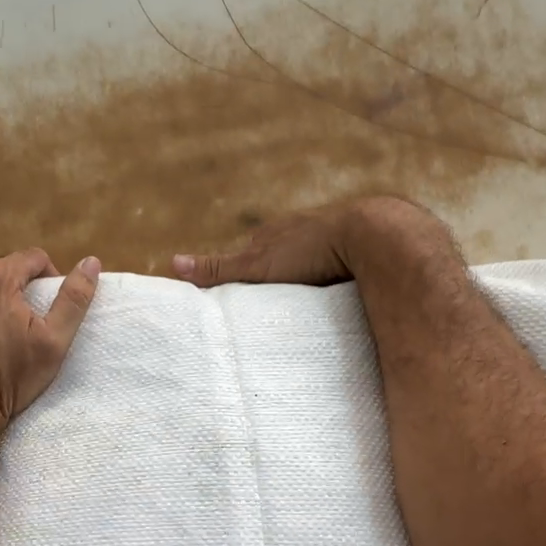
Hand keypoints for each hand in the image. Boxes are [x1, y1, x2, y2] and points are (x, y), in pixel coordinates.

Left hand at [0, 249, 100, 429]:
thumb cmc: (9, 380)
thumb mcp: (54, 342)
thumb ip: (74, 299)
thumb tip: (91, 262)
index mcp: (0, 278)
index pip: (33, 258)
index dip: (47, 277)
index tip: (47, 305)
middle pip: (2, 266)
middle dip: (16, 286)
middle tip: (22, 321)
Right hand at [170, 195, 452, 286]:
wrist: (373, 238)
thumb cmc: (309, 248)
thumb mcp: (255, 264)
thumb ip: (217, 268)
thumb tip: (173, 263)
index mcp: (274, 233)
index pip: (247, 255)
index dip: (238, 277)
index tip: (233, 300)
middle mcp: (302, 233)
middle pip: (278, 261)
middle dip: (272, 283)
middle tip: (263, 310)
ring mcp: (331, 242)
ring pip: (308, 268)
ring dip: (302, 286)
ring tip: (295, 313)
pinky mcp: (357, 256)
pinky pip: (336, 274)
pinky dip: (329, 288)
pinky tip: (329, 303)